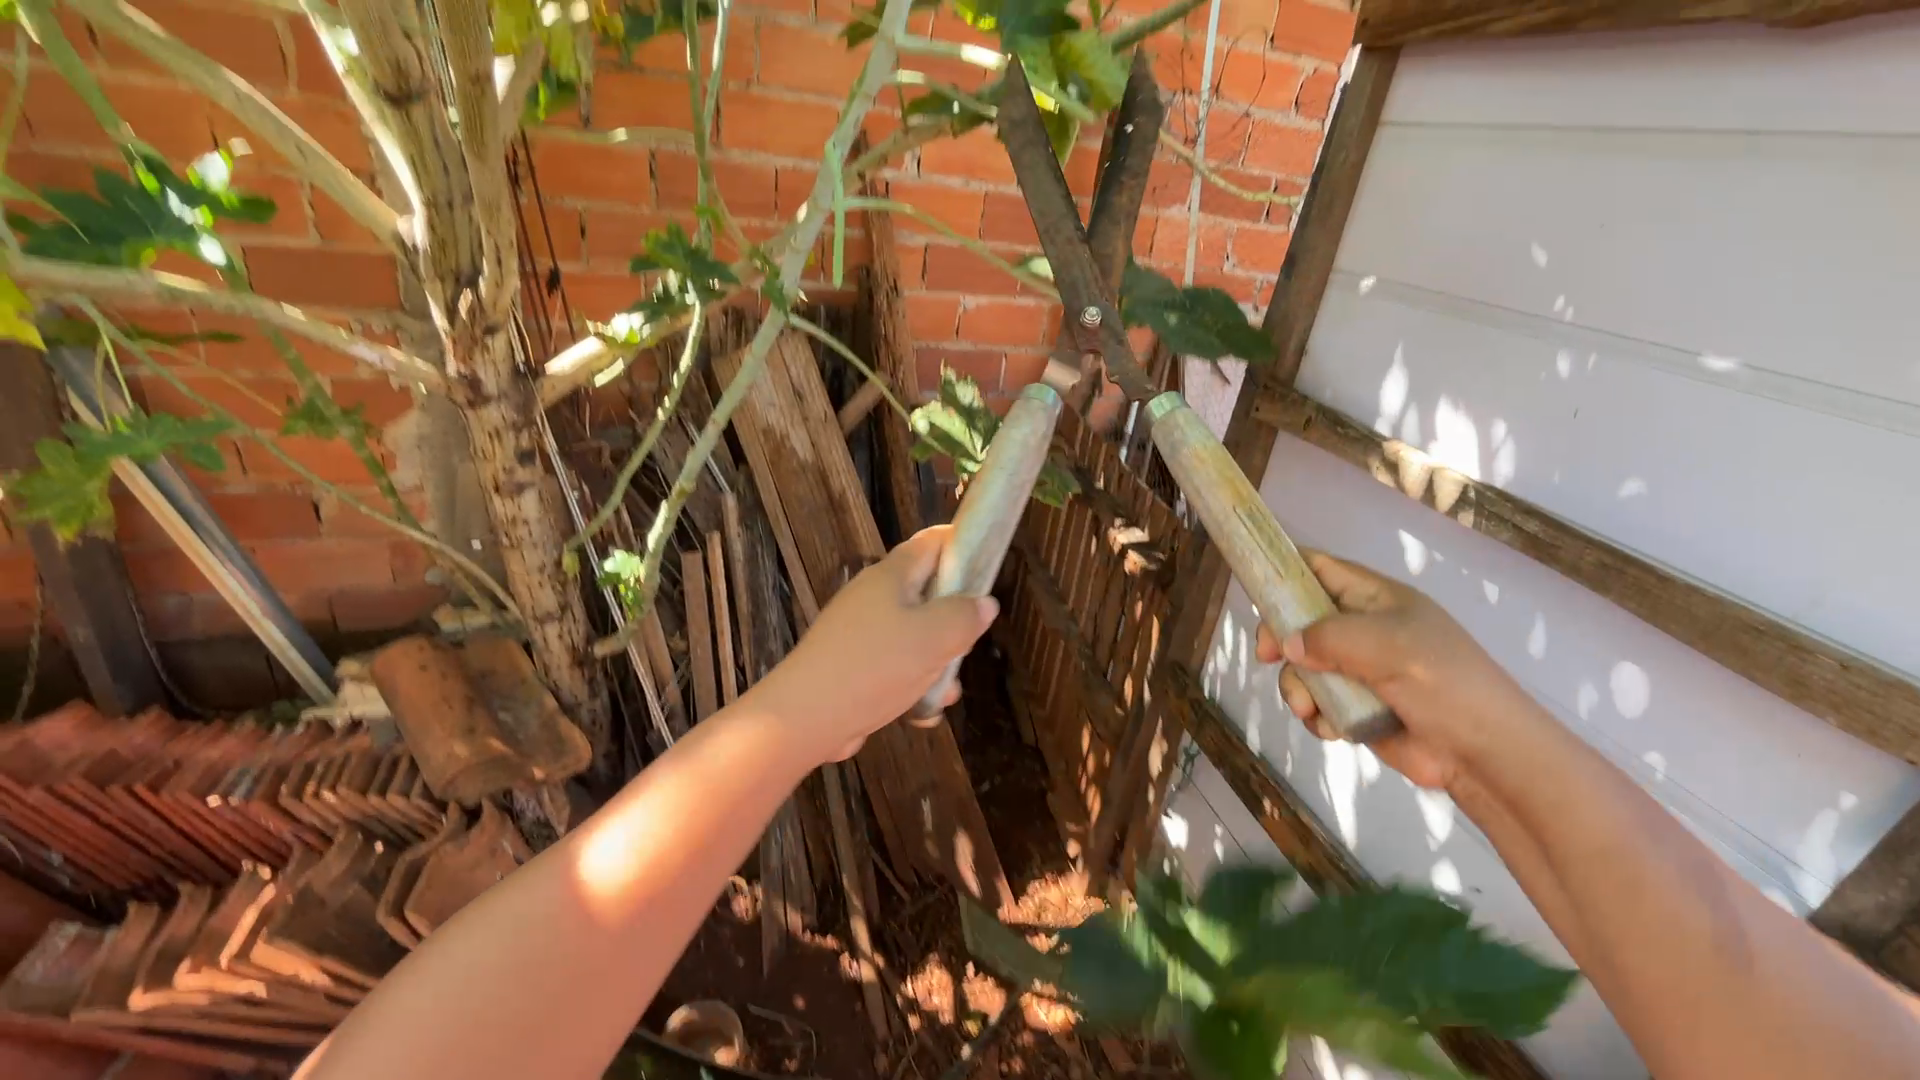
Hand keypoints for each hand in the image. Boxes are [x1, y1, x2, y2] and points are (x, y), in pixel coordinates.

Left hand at [749, 525, 998, 764]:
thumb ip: (965, 616)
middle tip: (965, 647)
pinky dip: (911, 687)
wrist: (805, 718)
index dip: (963, 546)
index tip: (989, 568)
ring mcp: (859, 633)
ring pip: (914, 639)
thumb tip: (984, 603)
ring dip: (936, 665)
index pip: (931, 543)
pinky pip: (893, 668)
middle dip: (953, 624)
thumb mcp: (934, 637)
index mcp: (891, 576)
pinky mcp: (851, 666)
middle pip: (927, 595)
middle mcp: (873, 597)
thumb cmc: (875, 665)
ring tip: (944, 694)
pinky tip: (920, 714)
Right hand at [1257, 552, 1538, 790]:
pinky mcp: (1355, 707)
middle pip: (1299, 620)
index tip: (1254, 589)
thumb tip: (1287, 646)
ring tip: (1309, 709)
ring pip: (1301, 666)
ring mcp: (1358, 670)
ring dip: (1297, 687)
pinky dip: (1315, 715)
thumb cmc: (1443, 683)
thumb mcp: (1386, 645)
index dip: (1284, 571)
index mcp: (1375, 600)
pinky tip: (1331, 729)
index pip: (1320, 568)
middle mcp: (1362, 630)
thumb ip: (1328, 637)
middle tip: (1268, 657)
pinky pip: (1316, 702)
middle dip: (1280, 639)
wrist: (1483, 754)